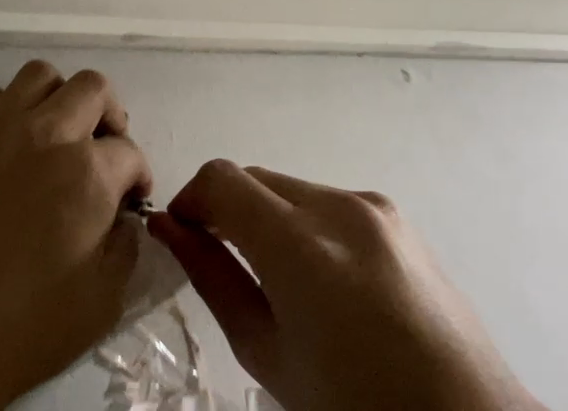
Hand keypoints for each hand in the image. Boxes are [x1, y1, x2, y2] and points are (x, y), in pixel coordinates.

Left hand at [0, 61, 152, 409]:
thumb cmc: (26, 326)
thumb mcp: (103, 299)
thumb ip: (125, 245)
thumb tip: (123, 215)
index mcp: (88, 174)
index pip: (129, 150)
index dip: (137, 175)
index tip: (128, 200)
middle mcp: (46, 135)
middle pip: (93, 88)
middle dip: (110, 116)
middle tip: (103, 151)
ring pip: (40, 75)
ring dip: (60, 97)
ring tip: (59, 134)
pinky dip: (11, 107)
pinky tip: (12, 143)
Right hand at [149, 161, 544, 410]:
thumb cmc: (355, 404)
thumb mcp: (266, 352)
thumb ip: (212, 277)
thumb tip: (168, 226)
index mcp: (301, 244)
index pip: (220, 179)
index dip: (190, 200)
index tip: (184, 239)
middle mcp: (339, 208)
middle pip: (253, 179)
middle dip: (225, 210)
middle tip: (222, 265)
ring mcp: (376, 209)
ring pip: (289, 189)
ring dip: (265, 218)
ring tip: (278, 283)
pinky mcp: (400, 221)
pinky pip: (328, 204)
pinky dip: (304, 226)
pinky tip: (323, 284)